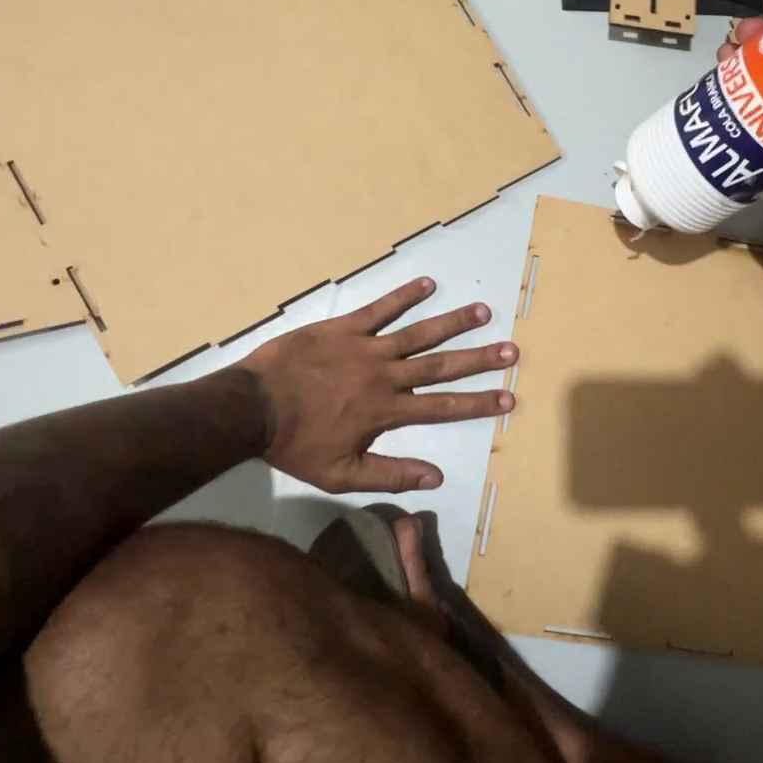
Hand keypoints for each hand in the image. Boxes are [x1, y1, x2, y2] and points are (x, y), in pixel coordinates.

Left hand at [240, 277, 515, 493]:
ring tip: (483, 311)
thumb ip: (390, 474)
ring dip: (452, 322)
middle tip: (511, 349)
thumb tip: (436, 478)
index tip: (509, 396)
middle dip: (478, 359)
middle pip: (441, 365)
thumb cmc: (296, 445)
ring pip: (418, 333)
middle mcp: (386, 376)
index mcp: (387, 410)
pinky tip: (427, 283)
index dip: (478, 402)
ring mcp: (366, 348)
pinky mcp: (344, 328)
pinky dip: (403, 295)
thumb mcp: (341, 475)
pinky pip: (379, 308)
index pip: (443, 406)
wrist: (250, 409)